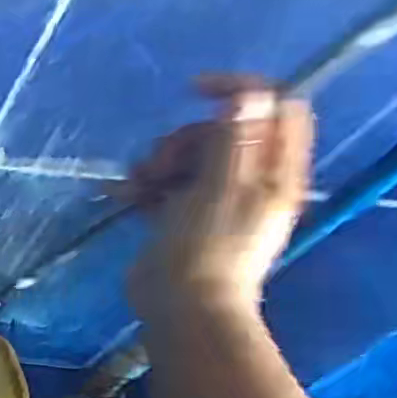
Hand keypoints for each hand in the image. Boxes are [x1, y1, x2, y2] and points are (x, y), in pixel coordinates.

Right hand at [126, 75, 313, 321]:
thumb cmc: (206, 249)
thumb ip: (235, 141)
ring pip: (186, 160)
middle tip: (157, 164)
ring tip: (135, 184)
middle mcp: (249, 180)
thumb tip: (246, 94)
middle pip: (220, 134)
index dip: (239, 91)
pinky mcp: (179, 220)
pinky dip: (142, 187)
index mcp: (274, 170)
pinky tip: (121, 195)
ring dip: (156, 163)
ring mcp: (212, 201)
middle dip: (183, 140)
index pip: (274, 108)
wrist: (183, 306)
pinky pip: (162, 189)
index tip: (192, 91)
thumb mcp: (222, 190)